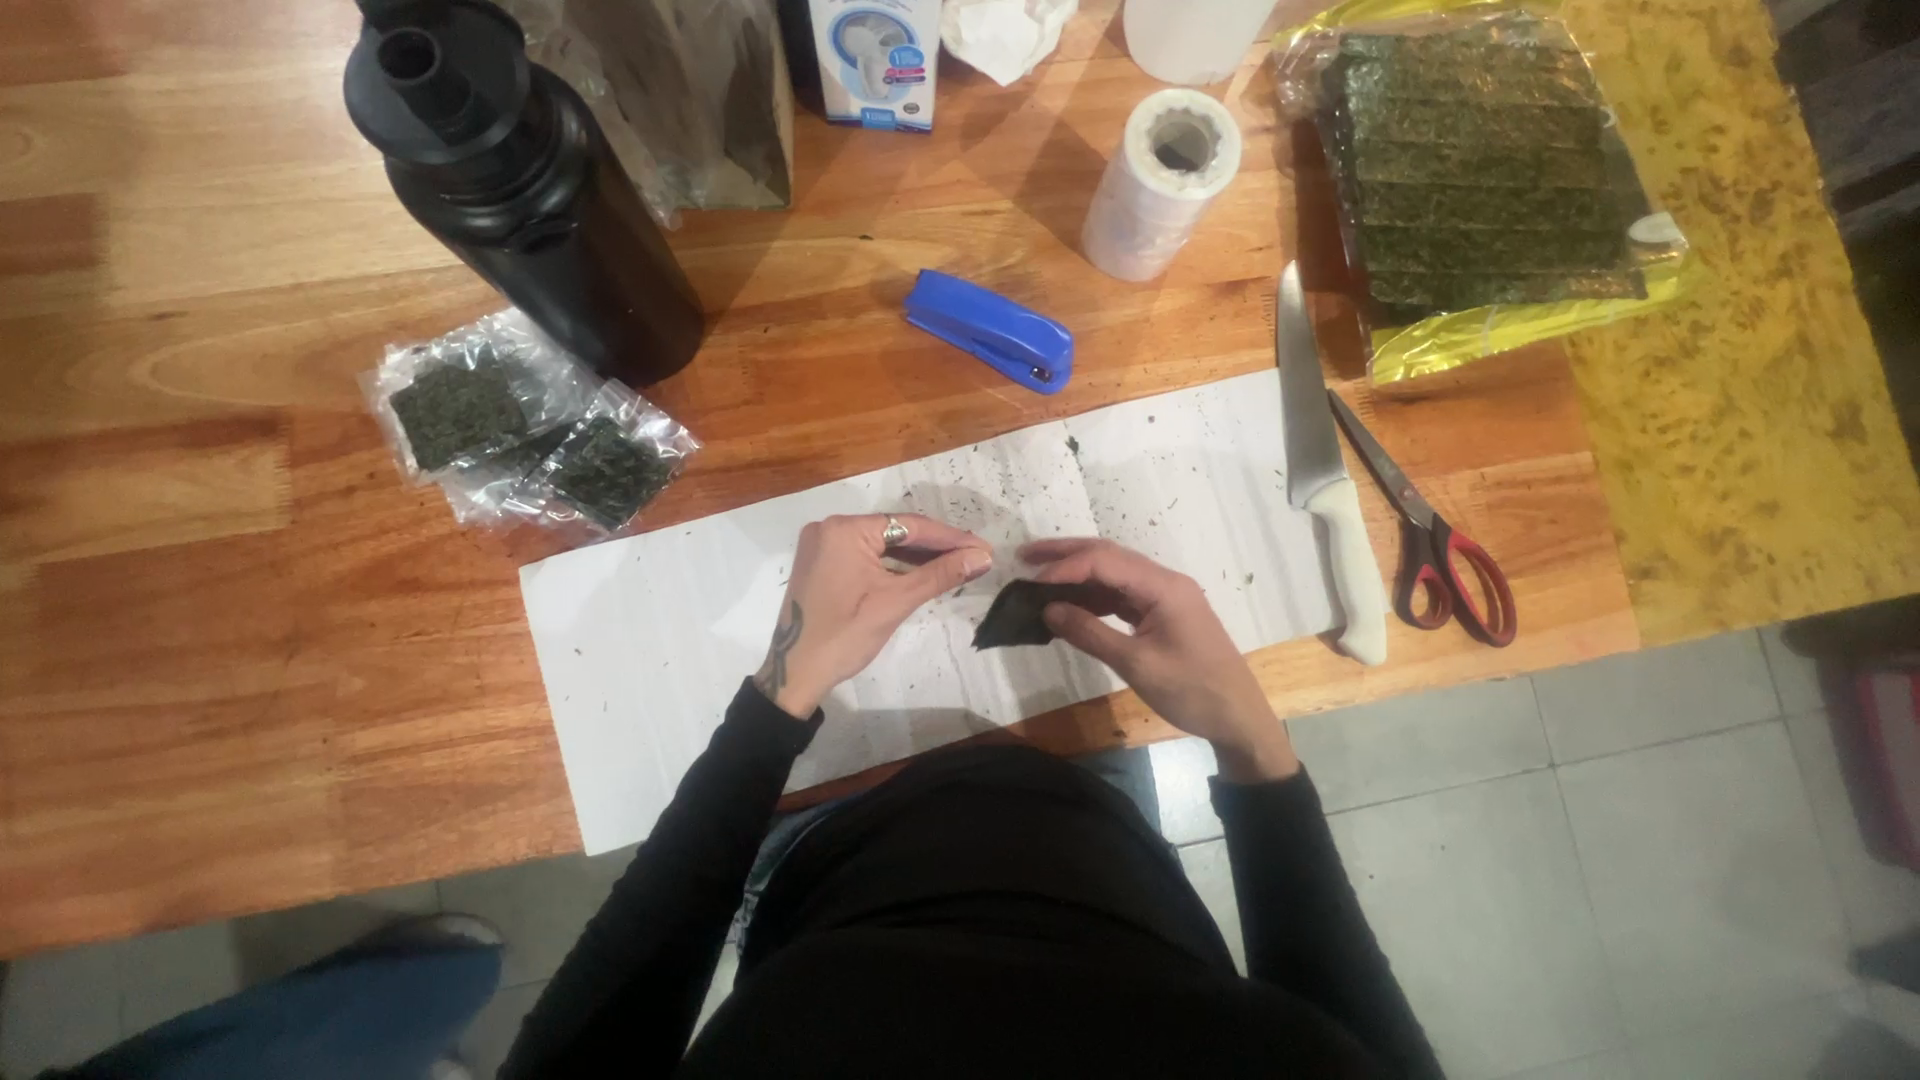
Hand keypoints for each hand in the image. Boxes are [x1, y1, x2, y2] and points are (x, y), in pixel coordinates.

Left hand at [755, 514, 992, 717]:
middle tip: (974, 556)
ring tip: (956, 564)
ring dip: (915, 556)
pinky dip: (892, 566)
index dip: (949, 538)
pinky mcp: (821, 564)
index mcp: (844, 530)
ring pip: (880, 545)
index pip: (908, 526)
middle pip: (894, 532)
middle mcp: (830, 528)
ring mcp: (822, 546)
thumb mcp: (896, 602)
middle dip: (935, 546)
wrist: (795, 673)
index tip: (983, 547)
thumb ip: (940, 574)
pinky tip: (920, 573)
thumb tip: (982, 557)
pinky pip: (865, 556)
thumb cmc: (845, 636)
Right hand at [1020, 538, 1298, 782]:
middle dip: (1066, 554)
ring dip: (1077, 574)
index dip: (1065, 568)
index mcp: (1164, 586)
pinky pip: (1121, 595)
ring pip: (1114, 573)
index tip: (1030, 583)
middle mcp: (1164, 582)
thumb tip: (1048, 609)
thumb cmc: (1191, 691)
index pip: (1105, 561)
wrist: (1238, 718)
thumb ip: (1090, 633)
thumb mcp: (1136, 664)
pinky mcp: (1162, 614)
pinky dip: (1093, 597)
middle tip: (1025, 557)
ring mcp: (1164, 597)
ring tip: (1038, 578)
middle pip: (1109, 555)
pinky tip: (1068, 604)